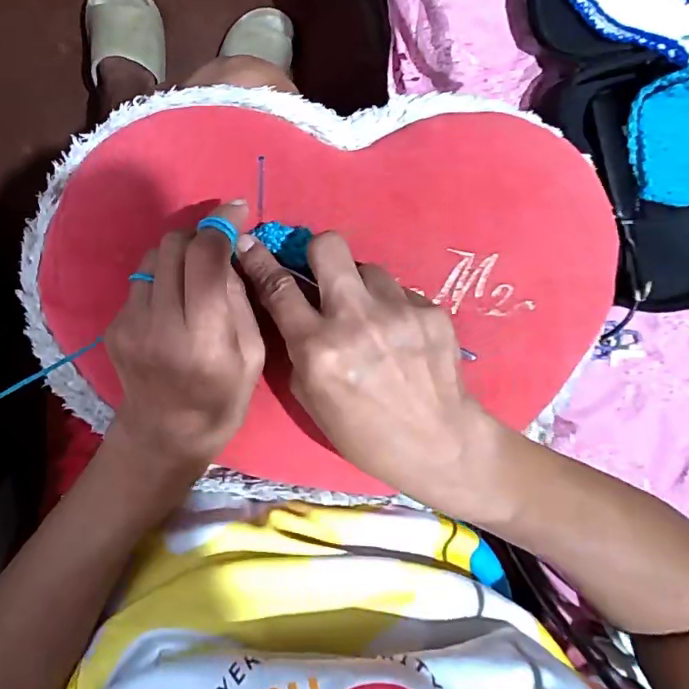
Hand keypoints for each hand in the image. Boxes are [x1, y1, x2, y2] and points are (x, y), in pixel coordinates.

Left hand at [104, 201, 263, 472]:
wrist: (164, 435)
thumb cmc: (221, 400)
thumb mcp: (252, 355)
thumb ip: (241, 297)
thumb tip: (231, 249)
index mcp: (203, 338)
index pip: (206, 257)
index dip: (222, 224)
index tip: (236, 211)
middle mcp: (161, 324)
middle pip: (174, 245)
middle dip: (199, 236)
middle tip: (216, 248)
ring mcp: (130, 324)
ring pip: (153, 257)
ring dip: (178, 255)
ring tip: (193, 276)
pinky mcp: (114, 325)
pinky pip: (140, 280)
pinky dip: (161, 279)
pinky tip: (173, 303)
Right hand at [237, 231, 507, 511]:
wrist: (439, 445)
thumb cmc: (364, 433)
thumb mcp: (310, 397)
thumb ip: (297, 346)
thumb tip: (292, 304)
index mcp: (318, 349)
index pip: (279, 287)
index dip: (259, 260)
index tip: (249, 243)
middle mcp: (356, 319)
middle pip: (328, 246)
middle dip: (317, 253)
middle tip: (323, 275)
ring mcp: (399, 311)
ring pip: (368, 267)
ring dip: (361, 287)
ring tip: (371, 318)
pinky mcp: (432, 311)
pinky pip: (400, 292)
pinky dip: (393, 308)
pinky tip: (401, 336)